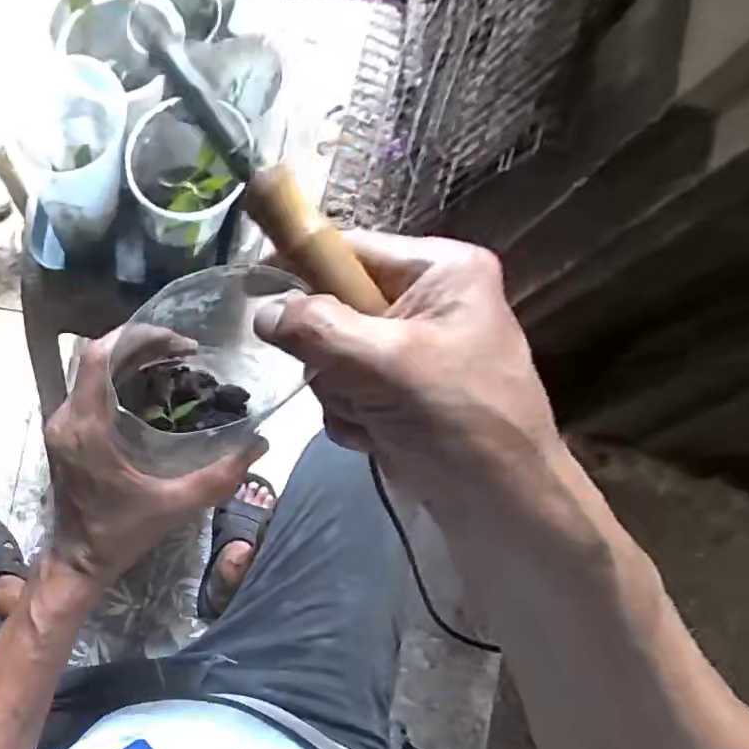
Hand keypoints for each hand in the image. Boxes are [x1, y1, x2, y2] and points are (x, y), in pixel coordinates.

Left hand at [43, 327, 266, 586]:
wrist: (77, 561)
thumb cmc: (120, 535)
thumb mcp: (174, 506)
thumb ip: (219, 477)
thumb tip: (260, 443)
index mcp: (86, 430)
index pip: (98, 357)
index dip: (137, 336)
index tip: (178, 342)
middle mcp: (66, 419)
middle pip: (94, 357)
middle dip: (139, 342)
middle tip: (183, 348)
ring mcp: (60, 425)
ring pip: (88, 370)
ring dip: (128, 356)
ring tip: (171, 358)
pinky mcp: (63, 433)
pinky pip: (87, 387)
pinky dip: (116, 375)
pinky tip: (148, 383)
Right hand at [257, 231, 562, 487]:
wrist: (495, 498)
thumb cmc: (455, 417)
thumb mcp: (384, 362)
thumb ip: (316, 329)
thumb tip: (262, 311)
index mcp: (438, 271)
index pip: (348, 249)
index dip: (298, 264)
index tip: (253, 285)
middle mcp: (421, 303)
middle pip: (330, 309)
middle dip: (330, 356)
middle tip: (352, 380)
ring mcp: (404, 350)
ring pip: (328, 356)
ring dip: (339, 392)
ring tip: (374, 414)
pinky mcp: (393, 389)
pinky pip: (339, 389)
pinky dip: (348, 414)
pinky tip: (376, 432)